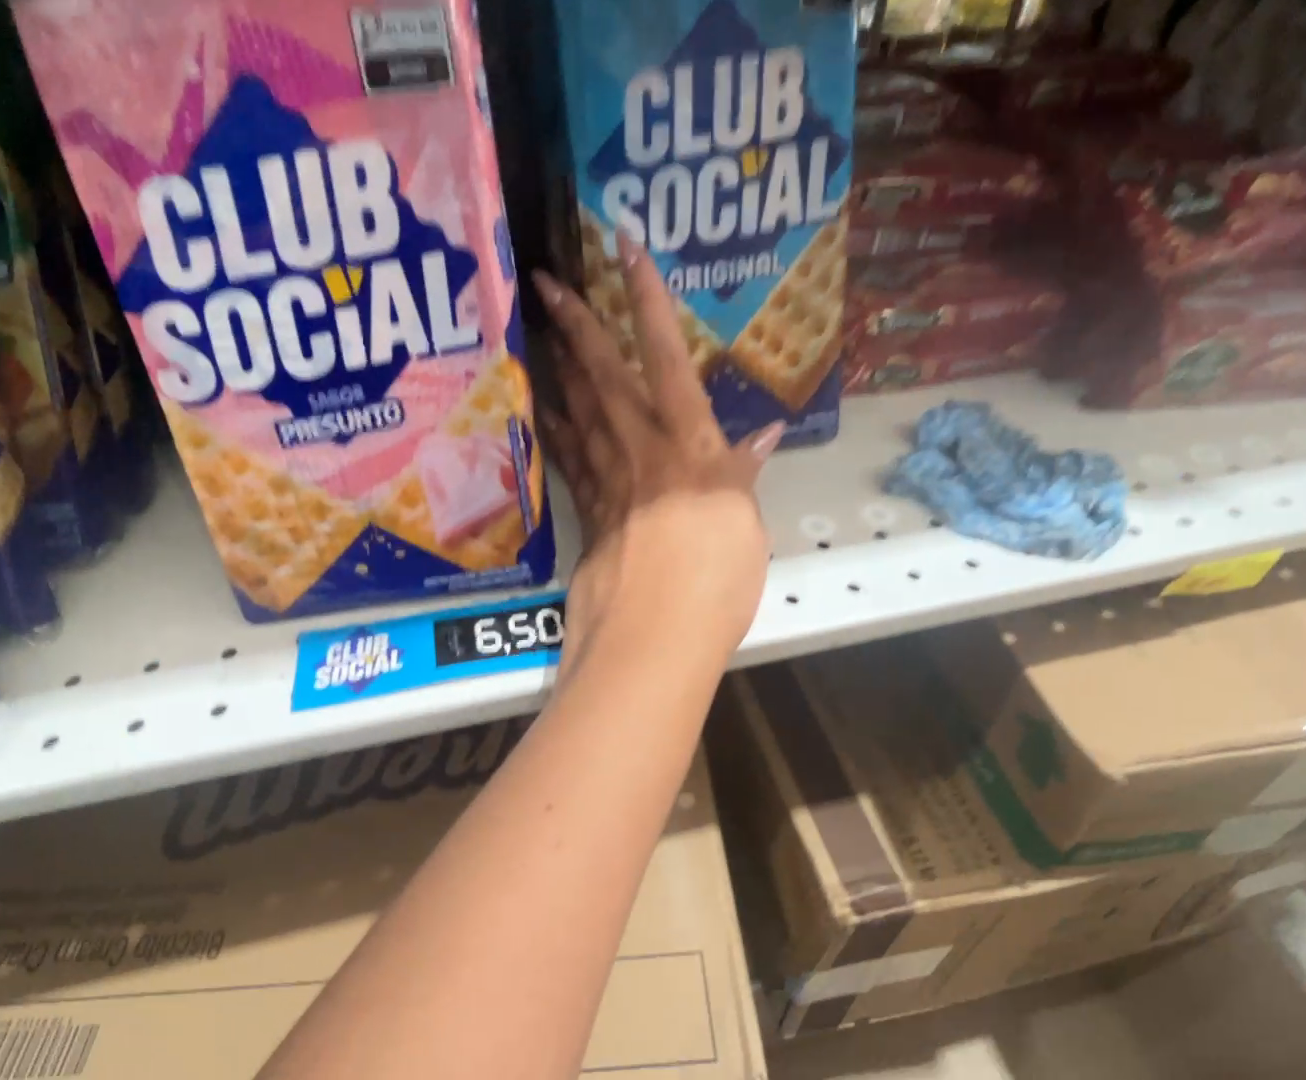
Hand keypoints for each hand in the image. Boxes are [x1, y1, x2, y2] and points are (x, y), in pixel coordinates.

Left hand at [532, 234, 783, 675]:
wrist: (656, 633)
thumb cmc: (717, 576)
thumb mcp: (747, 519)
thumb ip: (744, 472)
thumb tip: (765, 434)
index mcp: (690, 442)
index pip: (668, 354)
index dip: (647, 298)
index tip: (624, 247)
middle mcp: (642, 448)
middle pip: (603, 374)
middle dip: (575, 322)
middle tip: (544, 280)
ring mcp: (607, 480)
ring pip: (577, 409)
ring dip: (558, 366)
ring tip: (539, 331)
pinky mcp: (587, 513)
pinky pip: (568, 458)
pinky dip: (555, 429)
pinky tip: (542, 410)